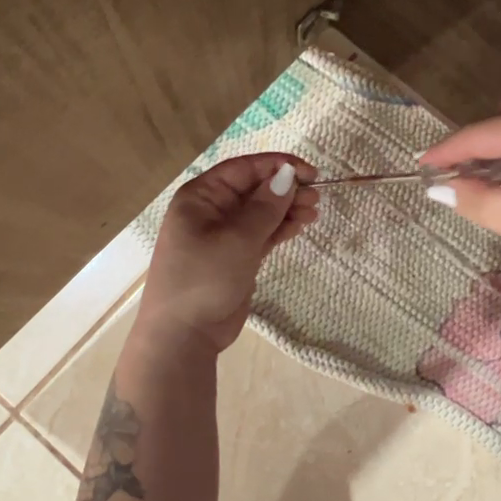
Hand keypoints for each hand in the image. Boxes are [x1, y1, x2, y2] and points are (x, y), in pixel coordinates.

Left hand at [136, 153, 318, 352]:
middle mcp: (210, 211)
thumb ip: (265, 207)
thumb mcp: (236, 239)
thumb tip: (286, 176)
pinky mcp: (235, 258)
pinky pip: (261, 234)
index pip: (243, 169)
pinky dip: (280, 229)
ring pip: (260, 213)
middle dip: (285, 189)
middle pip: (253, 189)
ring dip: (287, 209)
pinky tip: (300, 225)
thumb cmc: (203, 278)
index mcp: (200, 197)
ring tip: (314, 211)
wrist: (184, 334)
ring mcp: (222, 236)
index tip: (309, 172)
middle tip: (316, 196)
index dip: (276, 166)